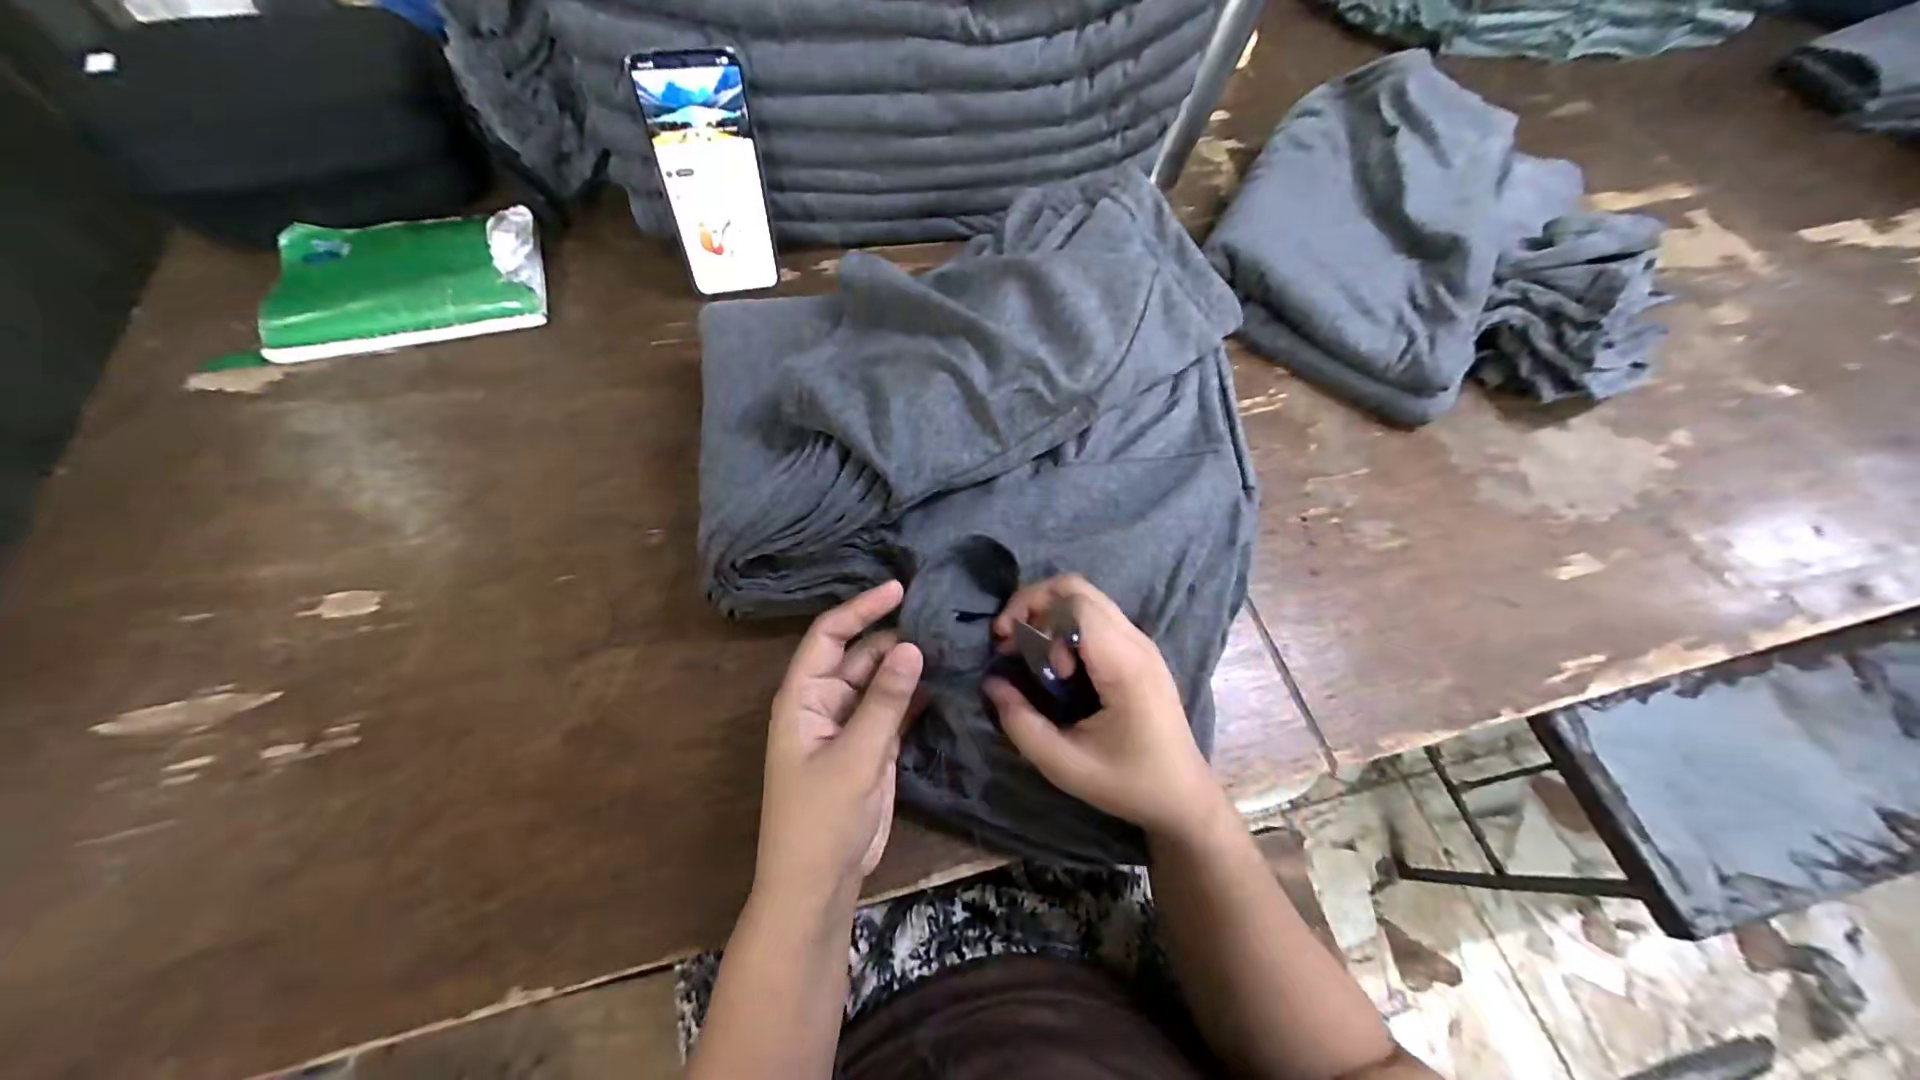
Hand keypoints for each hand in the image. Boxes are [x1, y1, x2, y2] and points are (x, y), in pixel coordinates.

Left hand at [757, 581, 924, 903]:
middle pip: (862, 655)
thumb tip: (913, 646)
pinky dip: (916, 695)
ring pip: (882, 681)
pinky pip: (896, 708)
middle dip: (895, 638)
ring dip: (910, 666)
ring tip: (951, 642)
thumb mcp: (855, 755)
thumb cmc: (821, 817)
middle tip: (942, 620)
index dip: (861, 609)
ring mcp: (851, 724)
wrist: (820, 883)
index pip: (830, 635)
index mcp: (804, 696)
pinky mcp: (874, 746)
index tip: (899, 589)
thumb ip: (885, 701)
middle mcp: (826, 702)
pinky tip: (946, 680)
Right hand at [983, 574, 1226, 843]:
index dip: (1036, 617)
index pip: (1075, 604)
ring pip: (1086, 597)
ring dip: (1048, 612)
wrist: (1183, 796)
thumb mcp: (1063, 764)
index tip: (1014, 653)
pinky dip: (1064, 622)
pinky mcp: (1139, 651)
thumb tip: (990, 683)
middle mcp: (1136, 642)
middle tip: (1007, 638)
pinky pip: (1095, 615)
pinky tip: (1052, 658)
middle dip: (1032, 602)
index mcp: (1124, 665)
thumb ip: (1020, 721)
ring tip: (1025, 647)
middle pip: (1077, 589)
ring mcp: (1141, 643)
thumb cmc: (1126, 783)